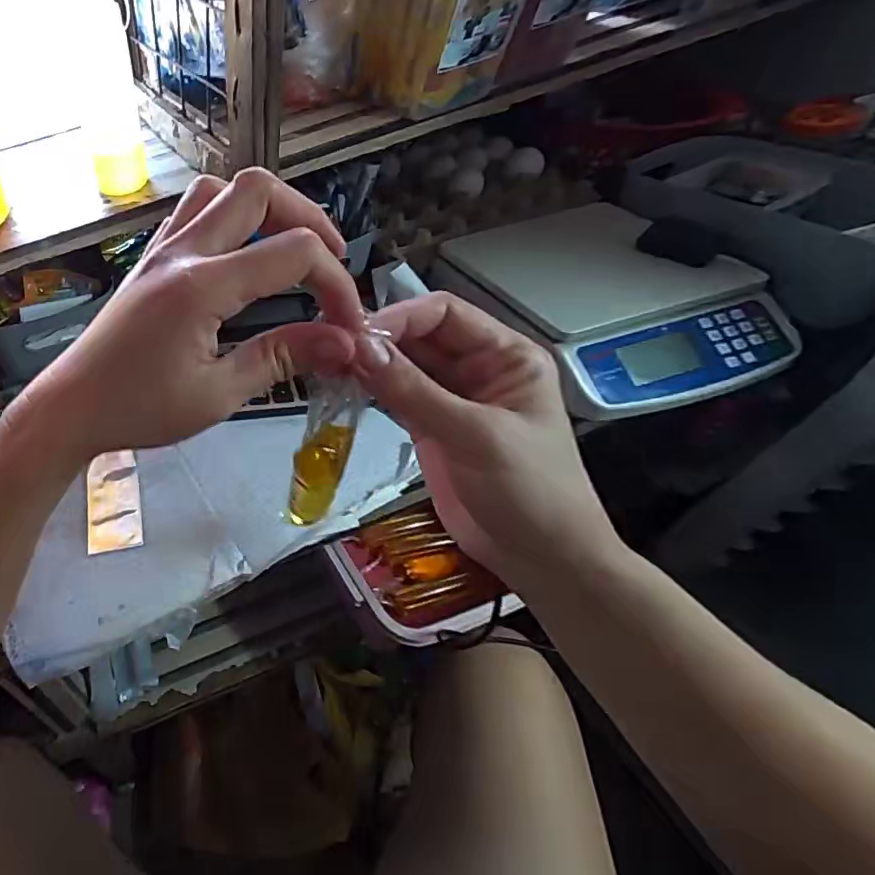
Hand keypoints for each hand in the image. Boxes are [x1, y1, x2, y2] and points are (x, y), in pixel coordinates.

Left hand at [8, 169, 364, 462]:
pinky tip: (240, 257)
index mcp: (201, 285)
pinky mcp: (151, 257)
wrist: (71, 406)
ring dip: (264, 209)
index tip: (347, 323)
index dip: (336, 282)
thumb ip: (282, 357)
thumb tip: (342, 343)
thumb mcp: (217, 394)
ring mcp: (162, 248)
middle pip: (259, 190)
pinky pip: (194, 211)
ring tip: (285, 251)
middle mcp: (182, 251)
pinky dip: (228, 217)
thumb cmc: (137, 409)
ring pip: (221, 188)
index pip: (294, 252)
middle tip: (329, 263)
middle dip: (309, 218)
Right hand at [353, 293, 621, 587]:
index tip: (359, 333)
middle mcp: (477, 368)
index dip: (401, 317)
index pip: (446, 314)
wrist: (542, 560)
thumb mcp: (476, 435)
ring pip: (402, 365)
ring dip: (370, 364)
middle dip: (379, 340)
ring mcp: (451, 398)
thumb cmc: (532, 493)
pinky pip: (395, 395)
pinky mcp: (430, 426)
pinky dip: (371, 390)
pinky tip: (345, 385)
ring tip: (332, 363)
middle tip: (335, 347)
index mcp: (506, 355)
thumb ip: (415, 391)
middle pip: (419, 336)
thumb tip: (362, 349)